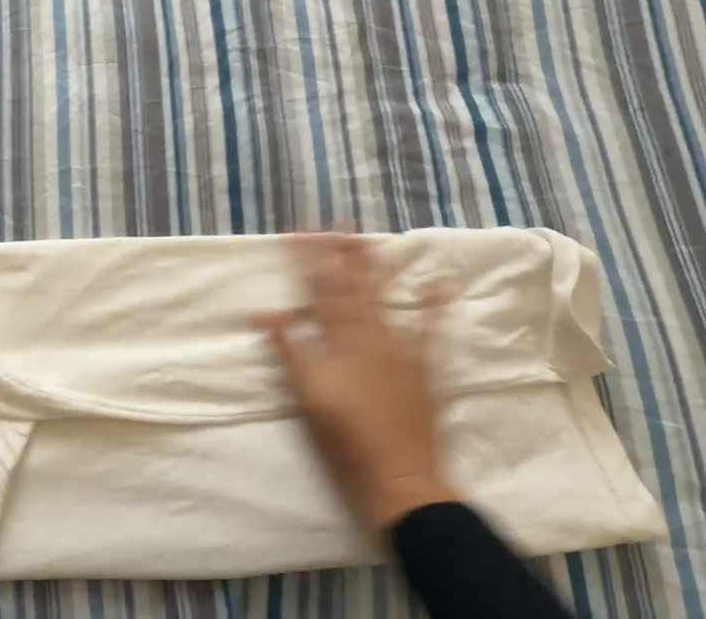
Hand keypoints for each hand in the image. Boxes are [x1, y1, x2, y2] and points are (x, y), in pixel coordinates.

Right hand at [256, 234, 459, 534]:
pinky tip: (441, 284)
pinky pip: (432, 332)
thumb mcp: (308, 396)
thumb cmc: (346, 440)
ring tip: (378, 238)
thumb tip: (264, 312)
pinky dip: (435, 306)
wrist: (402, 483)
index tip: (297, 232)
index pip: (320, 290)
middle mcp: (372, 337)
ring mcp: (402, 352)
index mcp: (340, 342)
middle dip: (342, 253)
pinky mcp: (425, 370)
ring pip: (390, 299)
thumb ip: (290, 350)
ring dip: (383, 267)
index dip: (308, 259)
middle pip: (354, 286)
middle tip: (336, 223)